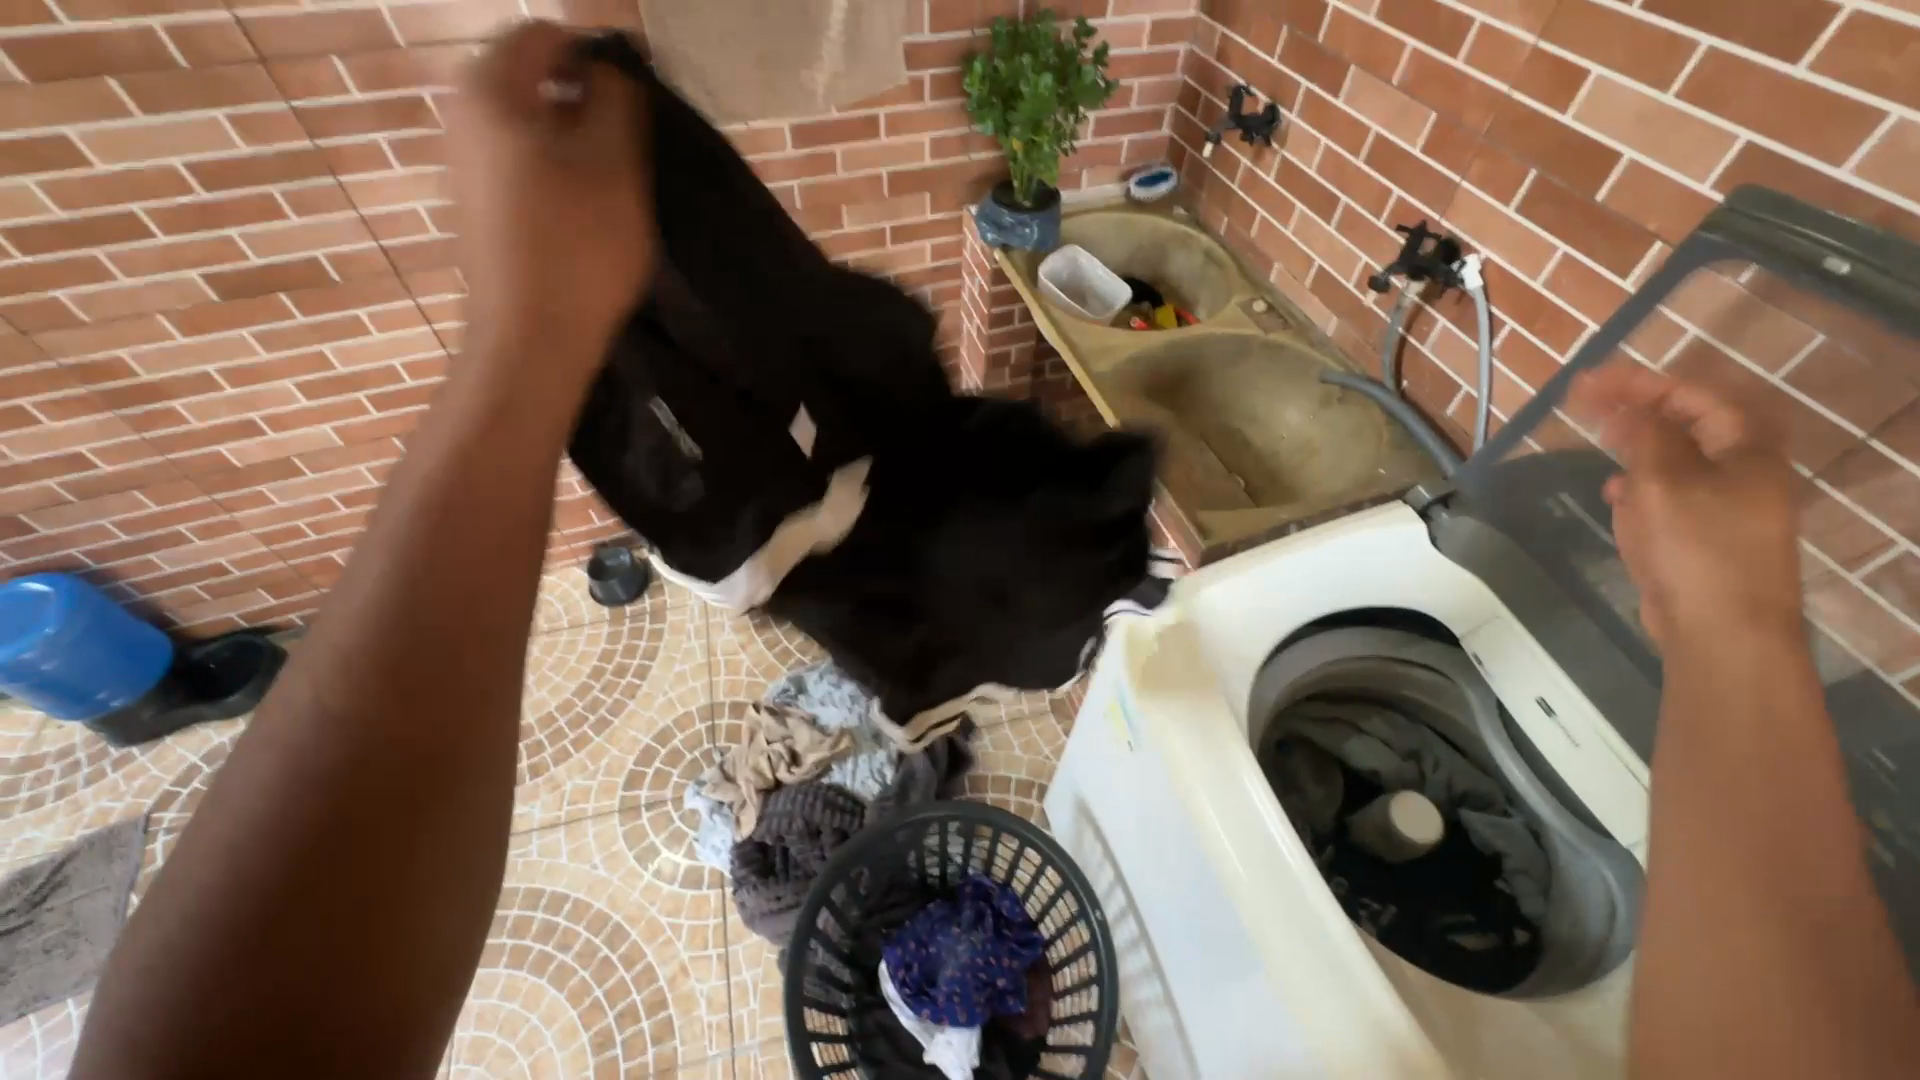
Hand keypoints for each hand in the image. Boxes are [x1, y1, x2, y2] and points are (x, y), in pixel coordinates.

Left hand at [447, 21, 653, 374]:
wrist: (533, 338)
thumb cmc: (578, 245)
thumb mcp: (615, 162)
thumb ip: (618, 97)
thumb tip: (612, 68)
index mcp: (488, 90)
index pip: (547, 35)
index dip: (600, 55)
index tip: (644, 98)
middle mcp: (462, 116)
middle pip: (536, 80)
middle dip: (591, 102)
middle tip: (637, 145)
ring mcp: (466, 165)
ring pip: (533, 127)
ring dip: (580, 142)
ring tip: (621, 183)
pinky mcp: (480, 207)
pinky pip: (525, 166)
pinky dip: (561, 174)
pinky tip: (591, 213)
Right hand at [1571, 364, 1801, 651]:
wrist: (1720, 626)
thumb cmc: (1695, 547)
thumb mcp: (1663, 481)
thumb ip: (1646, 435)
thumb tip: (1627, 403)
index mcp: (1745, 448)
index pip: (1692, 395)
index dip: (1639, 383)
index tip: (1586, 382)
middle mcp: (1742, 468)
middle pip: (1688, 421)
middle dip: (1636, 408)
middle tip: (1585, 402)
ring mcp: (1726, 501)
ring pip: (1677, 455)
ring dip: (1636, 442)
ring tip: (1597, 440)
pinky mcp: (1704, 531)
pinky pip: (1670, 489)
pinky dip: (1640, 481)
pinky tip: (1614, 493)